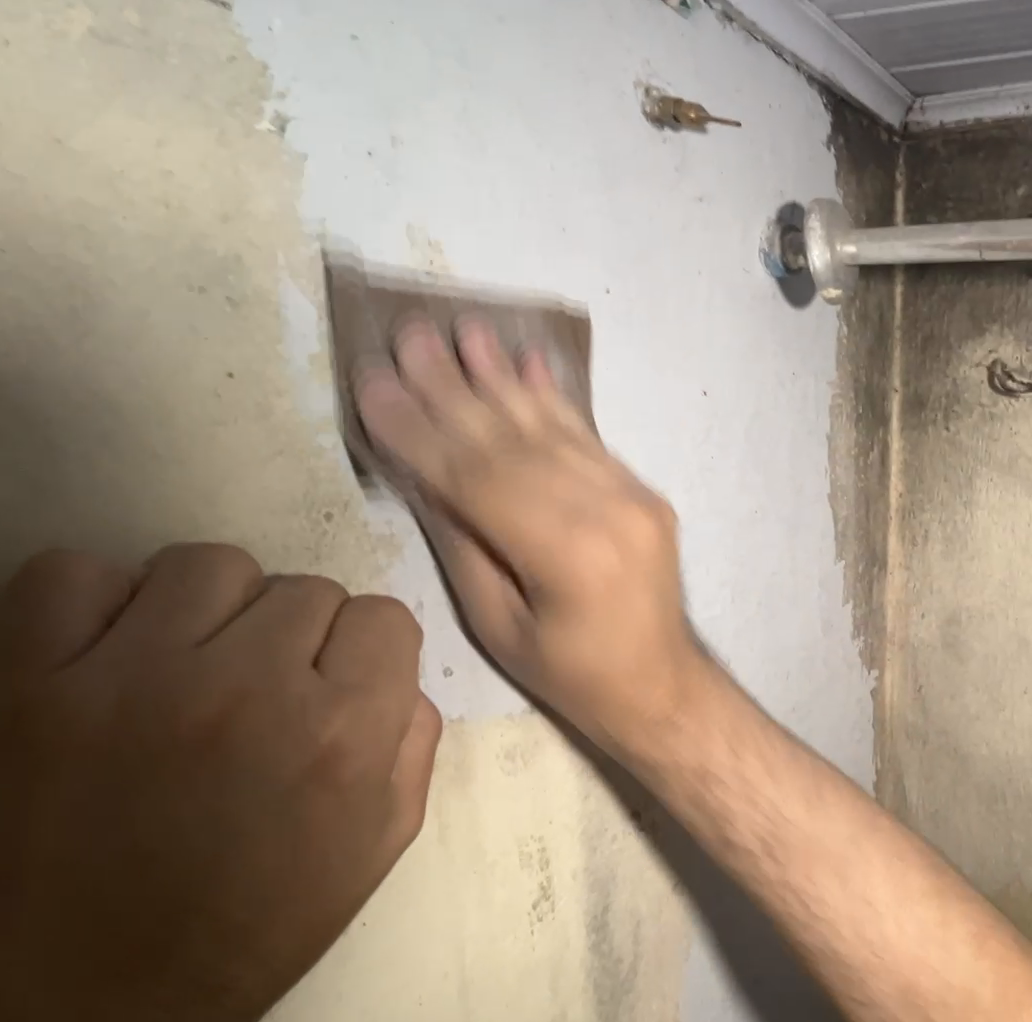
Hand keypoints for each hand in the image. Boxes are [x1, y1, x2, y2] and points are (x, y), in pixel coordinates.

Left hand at [0, 545, 440, 1021]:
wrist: (75, 1013)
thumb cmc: (255, 922)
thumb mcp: (382, 839)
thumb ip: (412, 741)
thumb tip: (395, 675)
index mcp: (344, 731)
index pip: (385, 615)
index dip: (367, 650)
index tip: (337, 684)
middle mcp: (249, 689)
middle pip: (307, 588)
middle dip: (298, 636)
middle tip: (263, 688)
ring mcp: (127, 680)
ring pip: (208, 566)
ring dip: (214, 609)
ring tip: (186, 664)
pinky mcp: (16, 688)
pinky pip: (70, 573)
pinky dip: (96, 600)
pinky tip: (107, 653)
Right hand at [356, 315, 702, 752]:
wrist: (660, 682)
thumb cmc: (571, 673)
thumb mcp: (498, 624)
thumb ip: (463, 541)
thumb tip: (421, 469)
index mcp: (568, 554)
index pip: (477, 476)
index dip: (421, 429)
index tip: (371, 379)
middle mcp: (609, 511)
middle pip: (514, 441)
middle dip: (454, 389)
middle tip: (409, 333)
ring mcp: (634, 497)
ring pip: (554, 429)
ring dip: (503, 379)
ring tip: (464, 329)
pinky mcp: (645, 493)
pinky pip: (593, 439)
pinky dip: (556, 400)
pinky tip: (530, 360)